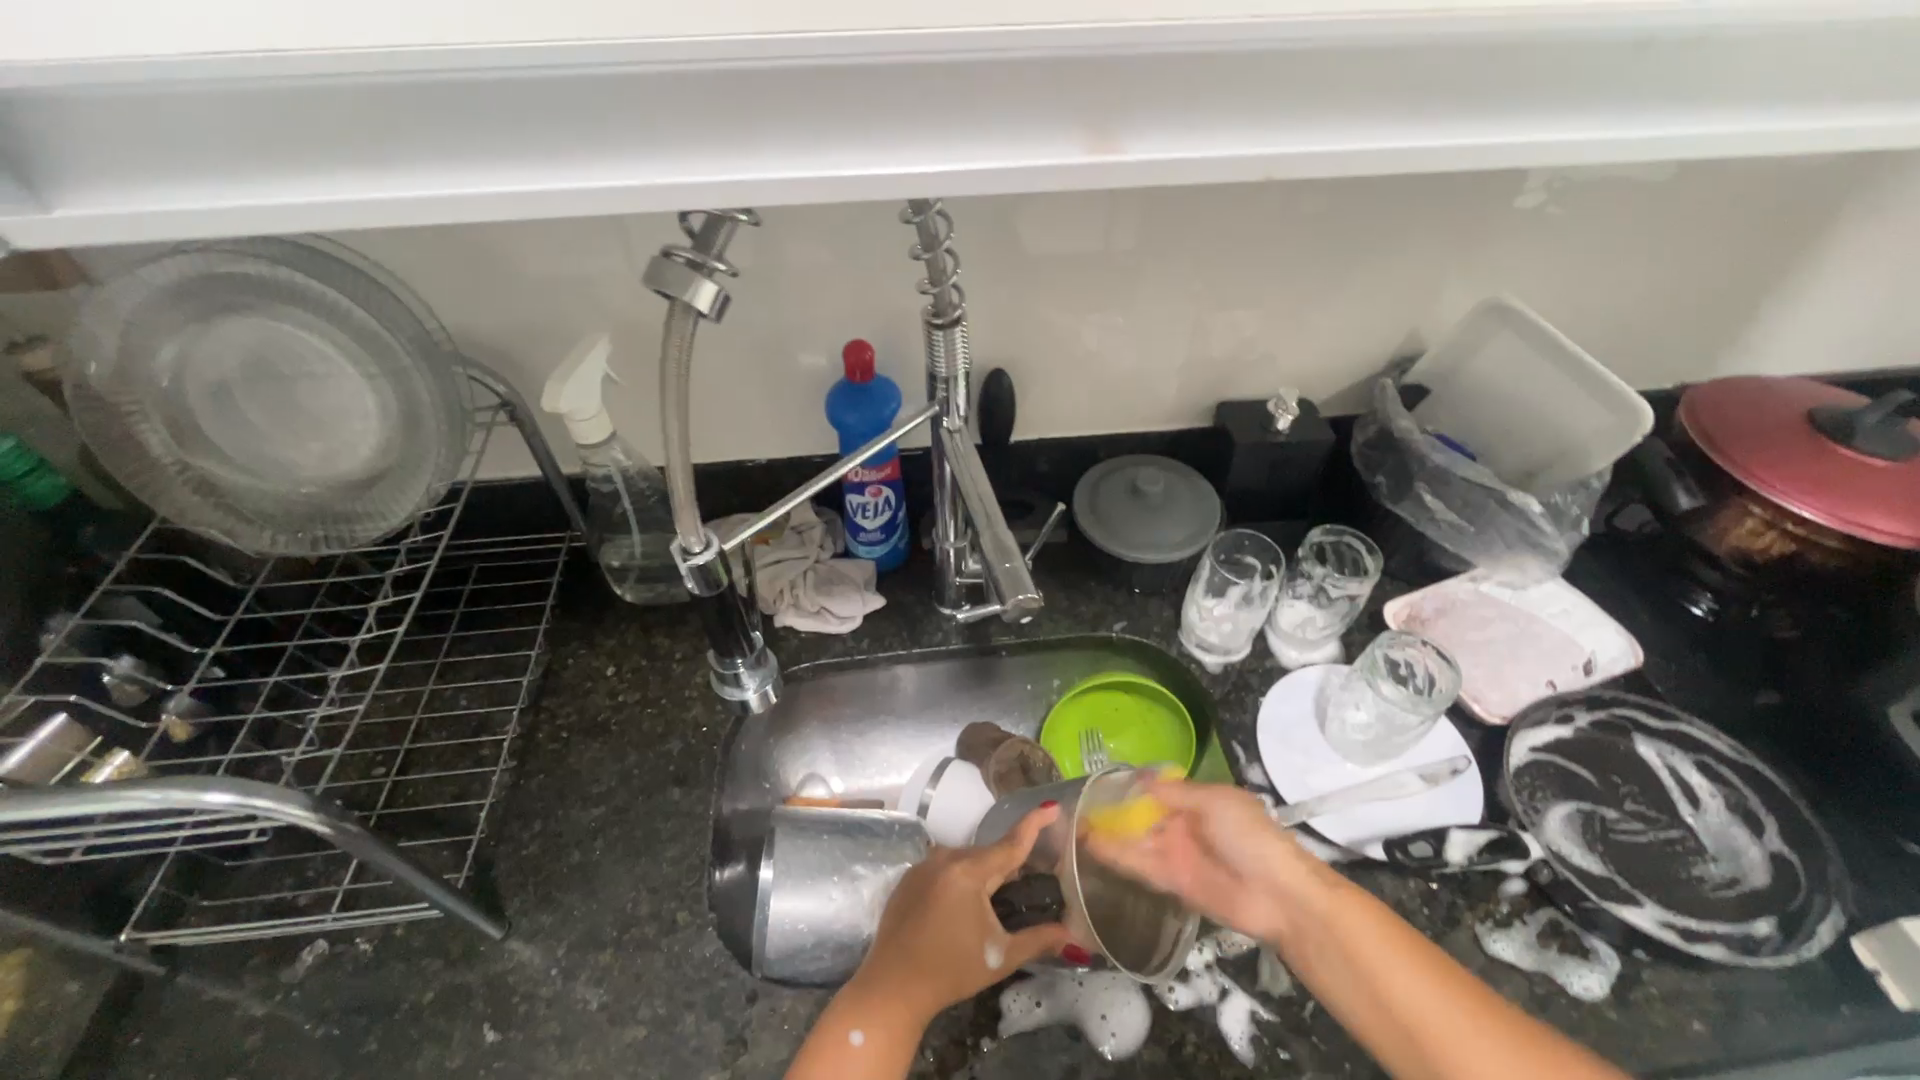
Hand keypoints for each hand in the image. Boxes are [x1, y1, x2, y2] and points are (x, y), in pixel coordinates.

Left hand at [849, 804, 1075, 1021]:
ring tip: (996, 897)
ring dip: (982, 872)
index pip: (1011, 843)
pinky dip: (959, 877)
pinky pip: (944, 867)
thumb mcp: (1000, 957)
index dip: (1034, 824)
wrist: (892, 988)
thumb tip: (1075, 937)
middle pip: (987, 854)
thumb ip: (1039, 940)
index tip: (1052, 805)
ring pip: (964, 859)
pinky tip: (962, 905)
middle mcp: (944, 859)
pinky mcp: (908, 878)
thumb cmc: (950, 972)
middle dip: (1008, 863)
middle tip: (1028, 879)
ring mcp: (923, 866)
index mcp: (969, 872)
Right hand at [1085, 777, 1334, 946]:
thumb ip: (1176, 792)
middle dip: (1113, 811)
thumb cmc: (1251, 837)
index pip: (1158, 790)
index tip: (1100, 781)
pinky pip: (1139, 865)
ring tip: (1073, 825)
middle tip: (1077, 804)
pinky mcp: (1171, 882)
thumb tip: (1142, 778)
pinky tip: (1090, 845)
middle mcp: (1183, 826)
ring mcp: (1176, 854)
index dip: (1131, 786)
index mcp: (1198, 802)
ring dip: (1108, 833)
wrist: (1278, 895)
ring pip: (1135, 841)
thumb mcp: (1216, 802)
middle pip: (1141, 816)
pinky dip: (1116, 856)